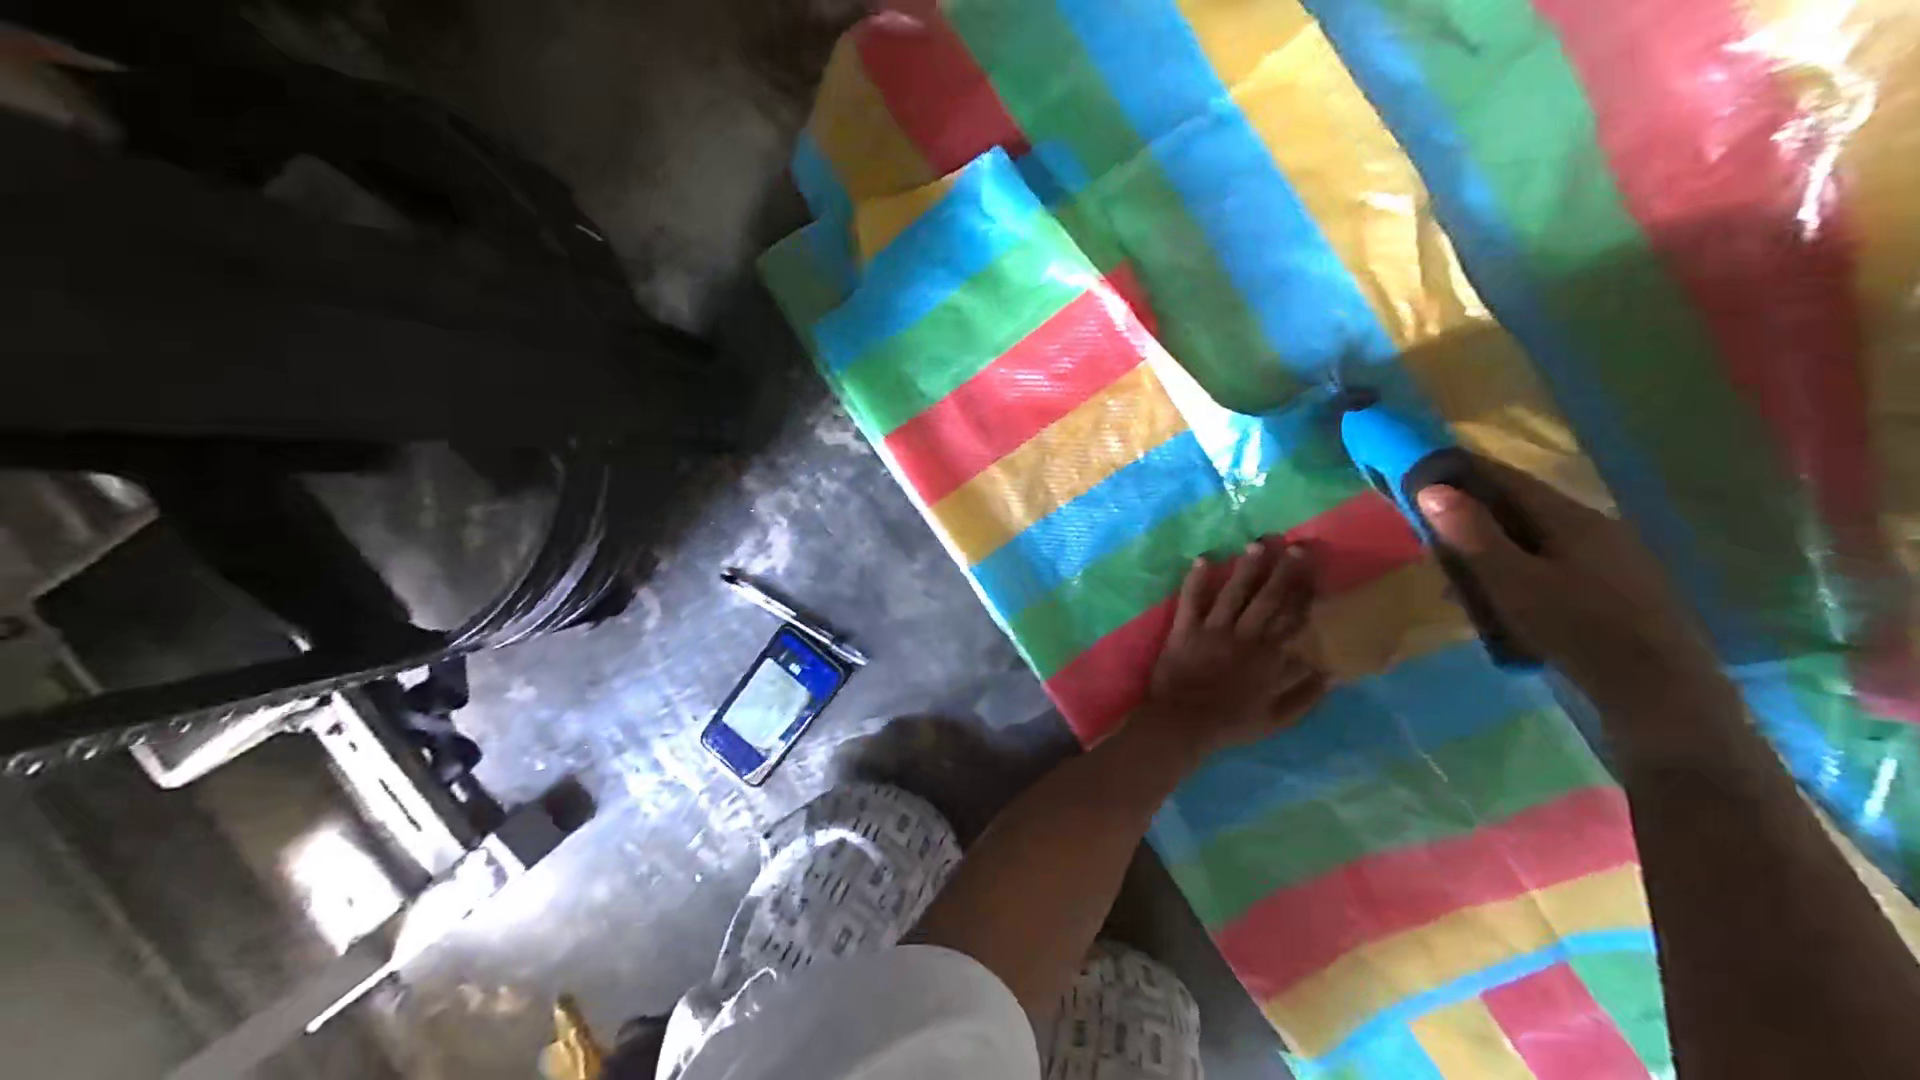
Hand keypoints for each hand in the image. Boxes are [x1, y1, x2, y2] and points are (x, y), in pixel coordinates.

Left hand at [1133, 540, 1327, 760]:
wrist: (1182, 723)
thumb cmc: (1230, 724)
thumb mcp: (1277, 718)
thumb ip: (1306, 695)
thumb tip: (1333, 673)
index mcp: (1269, 657)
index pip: (1293, 619)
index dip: (1305, 595)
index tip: (1317, 572)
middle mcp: (1245, 637)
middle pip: (1268, 599)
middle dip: (1284, 571)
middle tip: (1297, 546)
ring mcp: (1213, 630)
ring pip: (1234, 593)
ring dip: (1247, 568)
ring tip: (1259, 544)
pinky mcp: (1184, 629)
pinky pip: (1190, 600)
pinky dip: (1196, 580)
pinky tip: (1204, 559)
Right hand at [1415, 459, 1720, 712]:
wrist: (1658, 692)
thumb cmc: (1576, 629)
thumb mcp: (1512, 581)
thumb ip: (1472, 534)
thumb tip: (1432, 488)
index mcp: (1572, 518)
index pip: (1508, 478)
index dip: (1464, 470)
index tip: (1424, 471)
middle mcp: (1595, 527)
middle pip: (1523, 506)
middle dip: (1474, 511)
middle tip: (1431, 528)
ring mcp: (1610, 557)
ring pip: (1536, 536)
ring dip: (1492, 543)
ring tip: (1458, 570)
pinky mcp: (1614, 586)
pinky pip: (1551, 560)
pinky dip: (1515, 565)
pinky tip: (1501, 594)